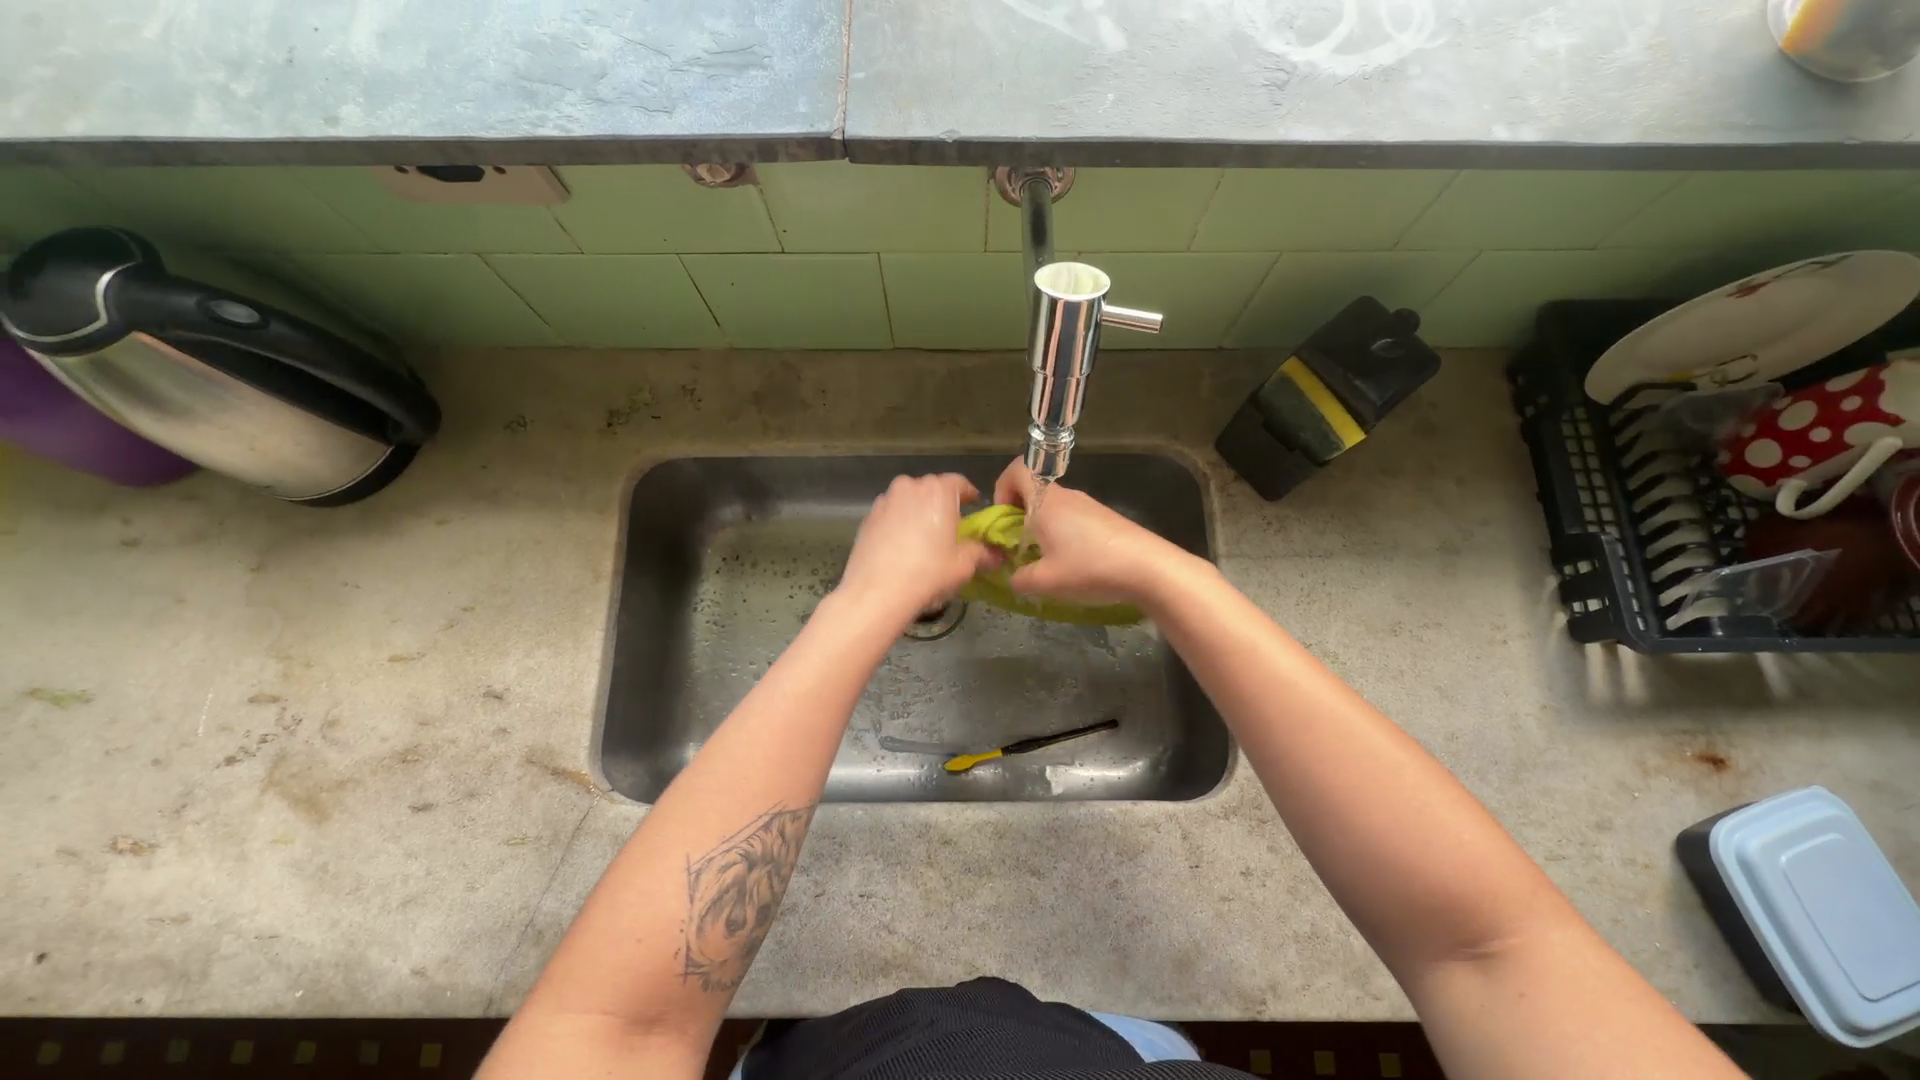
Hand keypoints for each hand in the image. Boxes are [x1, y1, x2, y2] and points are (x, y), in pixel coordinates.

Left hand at [837, 473, 998, 620]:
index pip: (959, 483)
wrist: (876, 592)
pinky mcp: (868, 517)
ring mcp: (885, 501)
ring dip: (919, 510)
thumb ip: (982, 552)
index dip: (969, 494)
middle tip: (950, 525)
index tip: (975, 506)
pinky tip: (902, 545)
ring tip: (924, 535)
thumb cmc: (928, 573)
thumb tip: (996, 554)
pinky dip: (899, 522)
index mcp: (938, 491)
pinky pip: (891, 513)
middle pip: (932, 488)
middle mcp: (910, 487)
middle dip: (943, 502)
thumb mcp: (963, 565)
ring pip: (909, 499)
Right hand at [992, 459, 1192, 606]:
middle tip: (1020, 548)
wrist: (1148, 568)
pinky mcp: (1105, 520)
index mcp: (1045, 502)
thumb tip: (1012, 578)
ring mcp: (1088, 506)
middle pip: (1033, 492)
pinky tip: (1073, 565)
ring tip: (1047, 562)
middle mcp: (1066, 497)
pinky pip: (1073, 520)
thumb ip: (1020, 579)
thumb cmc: (1090, 567)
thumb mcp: (1046, 582)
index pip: (1016, 470)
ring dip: (1042, 529)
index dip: (1002, 488)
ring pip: (1053, 508)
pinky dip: (1063, 536)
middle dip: (1019, 517)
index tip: (1003, 518)